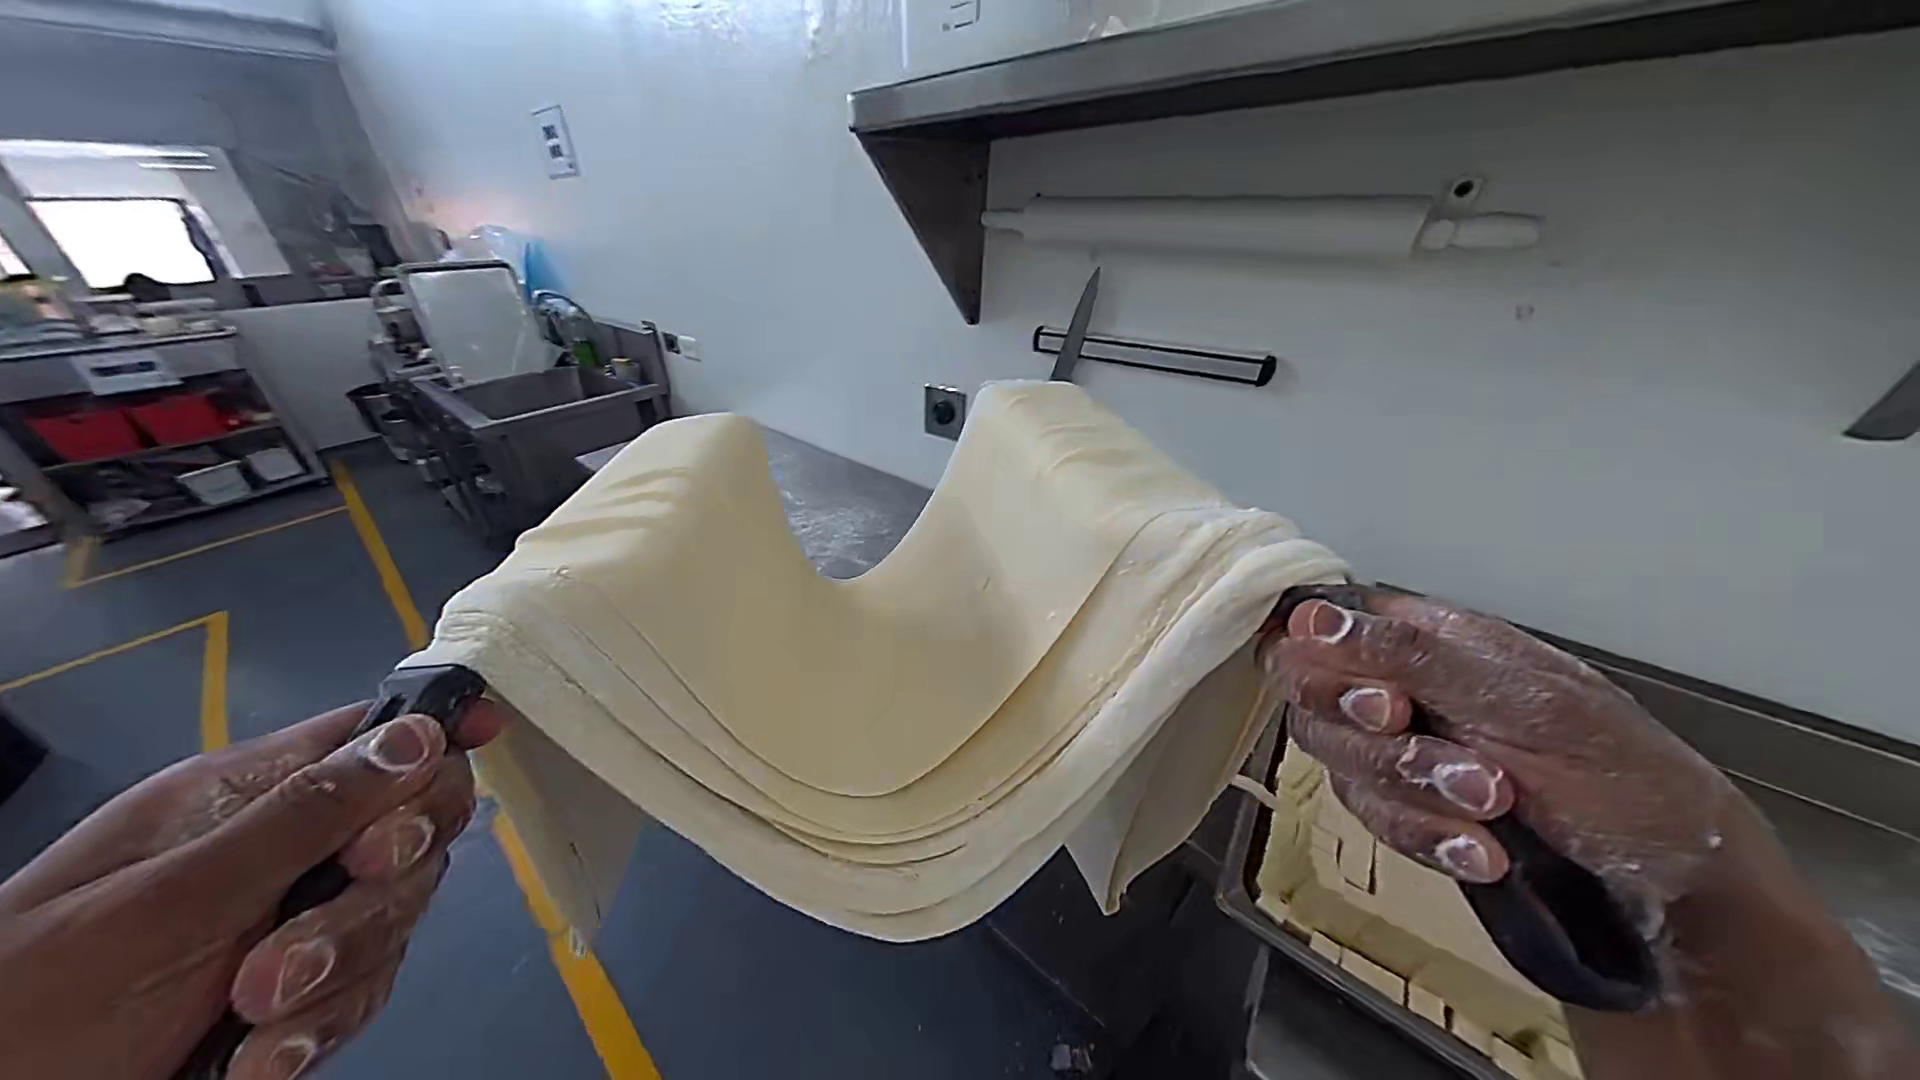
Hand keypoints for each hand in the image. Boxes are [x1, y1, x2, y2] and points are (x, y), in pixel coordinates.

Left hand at [0, 700, 506, 1079]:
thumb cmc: (23, 1010)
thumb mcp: (161, 906)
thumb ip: (302, 813)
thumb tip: (422, 733)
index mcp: (247, 795)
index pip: (376, 735)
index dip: (439, 728)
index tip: (490, 732)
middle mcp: (288, 844)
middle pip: (415, 820)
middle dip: (392, 865)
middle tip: (353, 882)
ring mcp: (302, 915)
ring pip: (402, 904)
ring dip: (347, 960)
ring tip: (262, 1012)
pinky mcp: (310, 985)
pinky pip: (373, 978)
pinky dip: (331, 1020)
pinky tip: (266, 1058)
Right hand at [1262, 592, 1916, 1077]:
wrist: (1675, 891)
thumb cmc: (1621, 772)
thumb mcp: (1526, 703)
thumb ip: (1410, 654)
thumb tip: (1310, 618)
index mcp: (1416, 634)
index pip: (1312, 628)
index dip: (1318, 663)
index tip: (1380, 705)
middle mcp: (1387, 680)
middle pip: (1307, 696)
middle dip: (1377, 742)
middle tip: (1458, 766)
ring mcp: (1385, 742)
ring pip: (1331, 756)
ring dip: (1411, 790)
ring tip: (1493, 810)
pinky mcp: (1392, 800)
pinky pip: (1364, 811)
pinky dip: (1419, 835)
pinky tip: (1479, 851)